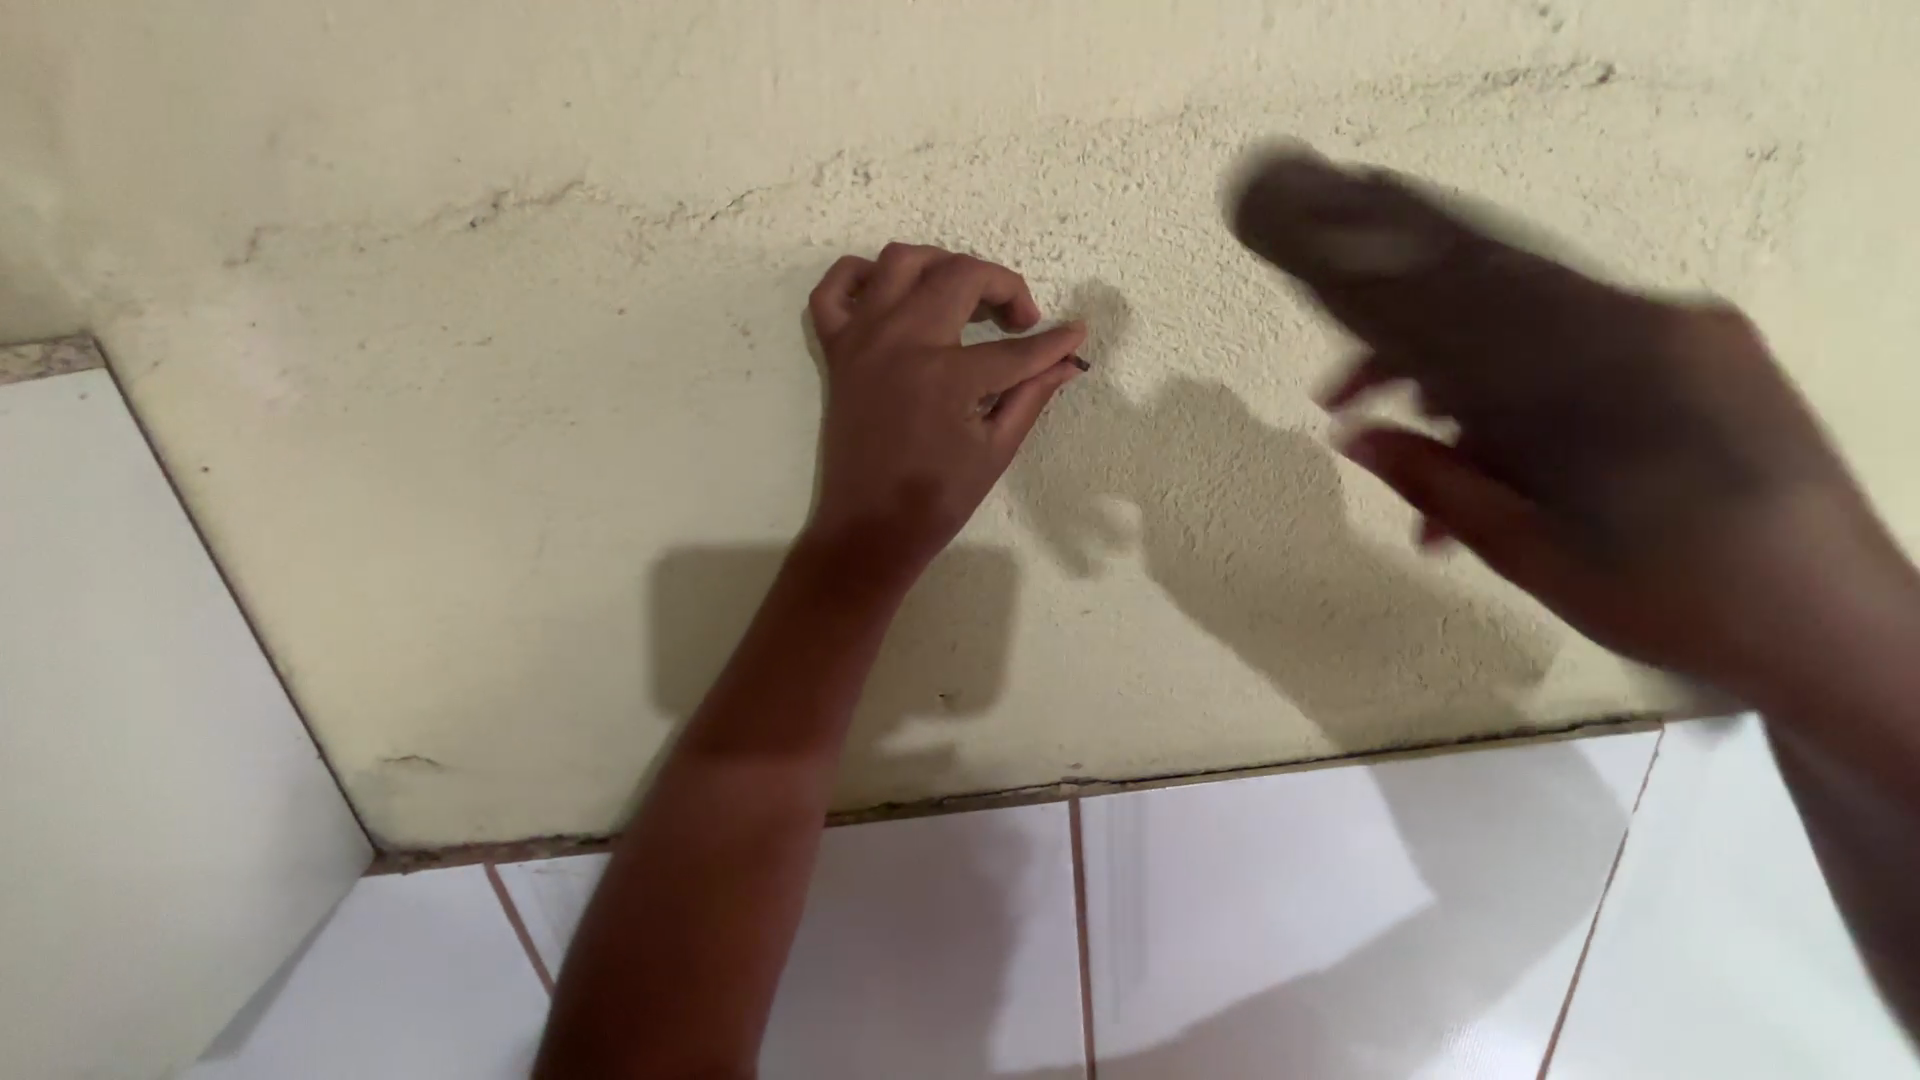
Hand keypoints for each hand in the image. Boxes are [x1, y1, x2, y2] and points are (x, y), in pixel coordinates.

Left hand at [804, 243, 1086, 577]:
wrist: (868, 529)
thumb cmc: (936, 499)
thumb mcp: (996, 450)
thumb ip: (1031, 394)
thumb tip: (1067, 360)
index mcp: (946, 374)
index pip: (1014, 347)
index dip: (1053, 342)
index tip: (1076, 334)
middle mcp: (902, 341)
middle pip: (959, 276)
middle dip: (1002, 287)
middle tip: (1019, 322)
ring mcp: (862, 339)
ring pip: (900, 261)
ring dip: (941, 265)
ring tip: (964, 296)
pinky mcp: (836, 350)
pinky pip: (835, 289)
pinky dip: (863, 276)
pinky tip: (892, 295)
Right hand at [1228, 147, 1916, 698]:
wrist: (1841, 638)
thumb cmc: (1680, 596)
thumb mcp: (1533, 549)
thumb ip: (1439, 484)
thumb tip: (1357, 437)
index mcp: (1623, 357)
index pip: (1481, 309)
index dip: (1395, 332)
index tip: (1337, 367)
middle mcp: (1662, 329)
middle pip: (1505, 326)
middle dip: (1417, 375)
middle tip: (1348, 412)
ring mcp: (1691, 351)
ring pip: (1541, 359)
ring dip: (1470, 416)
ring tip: (1420, 486)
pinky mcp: (1707, 380)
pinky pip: (1587, 382)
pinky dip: (1529, 426)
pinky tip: (1492, 490)